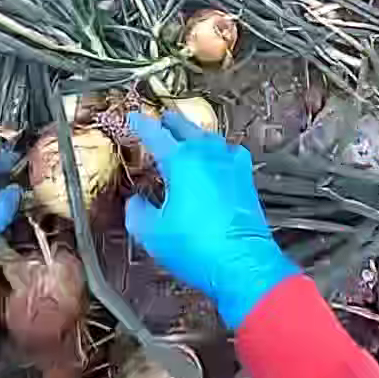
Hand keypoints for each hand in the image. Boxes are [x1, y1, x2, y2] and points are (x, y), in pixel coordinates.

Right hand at [126, 110, 298, 327]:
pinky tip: (218, 159)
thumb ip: (138, 213)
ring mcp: (231, 163)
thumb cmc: (196, 246)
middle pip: (187, 129)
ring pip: (210, 138)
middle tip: (161, 119)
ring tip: (186, 137)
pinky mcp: (246, 177)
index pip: (156, 135)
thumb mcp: (153, 233)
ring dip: (195, 135)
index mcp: (182, 160)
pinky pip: (230, 153)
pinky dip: (219, 151)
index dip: (141, 124)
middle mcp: (208, 154)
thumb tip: (136, 203)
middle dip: (172, 122)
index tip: (132, 117)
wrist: (242, 260)